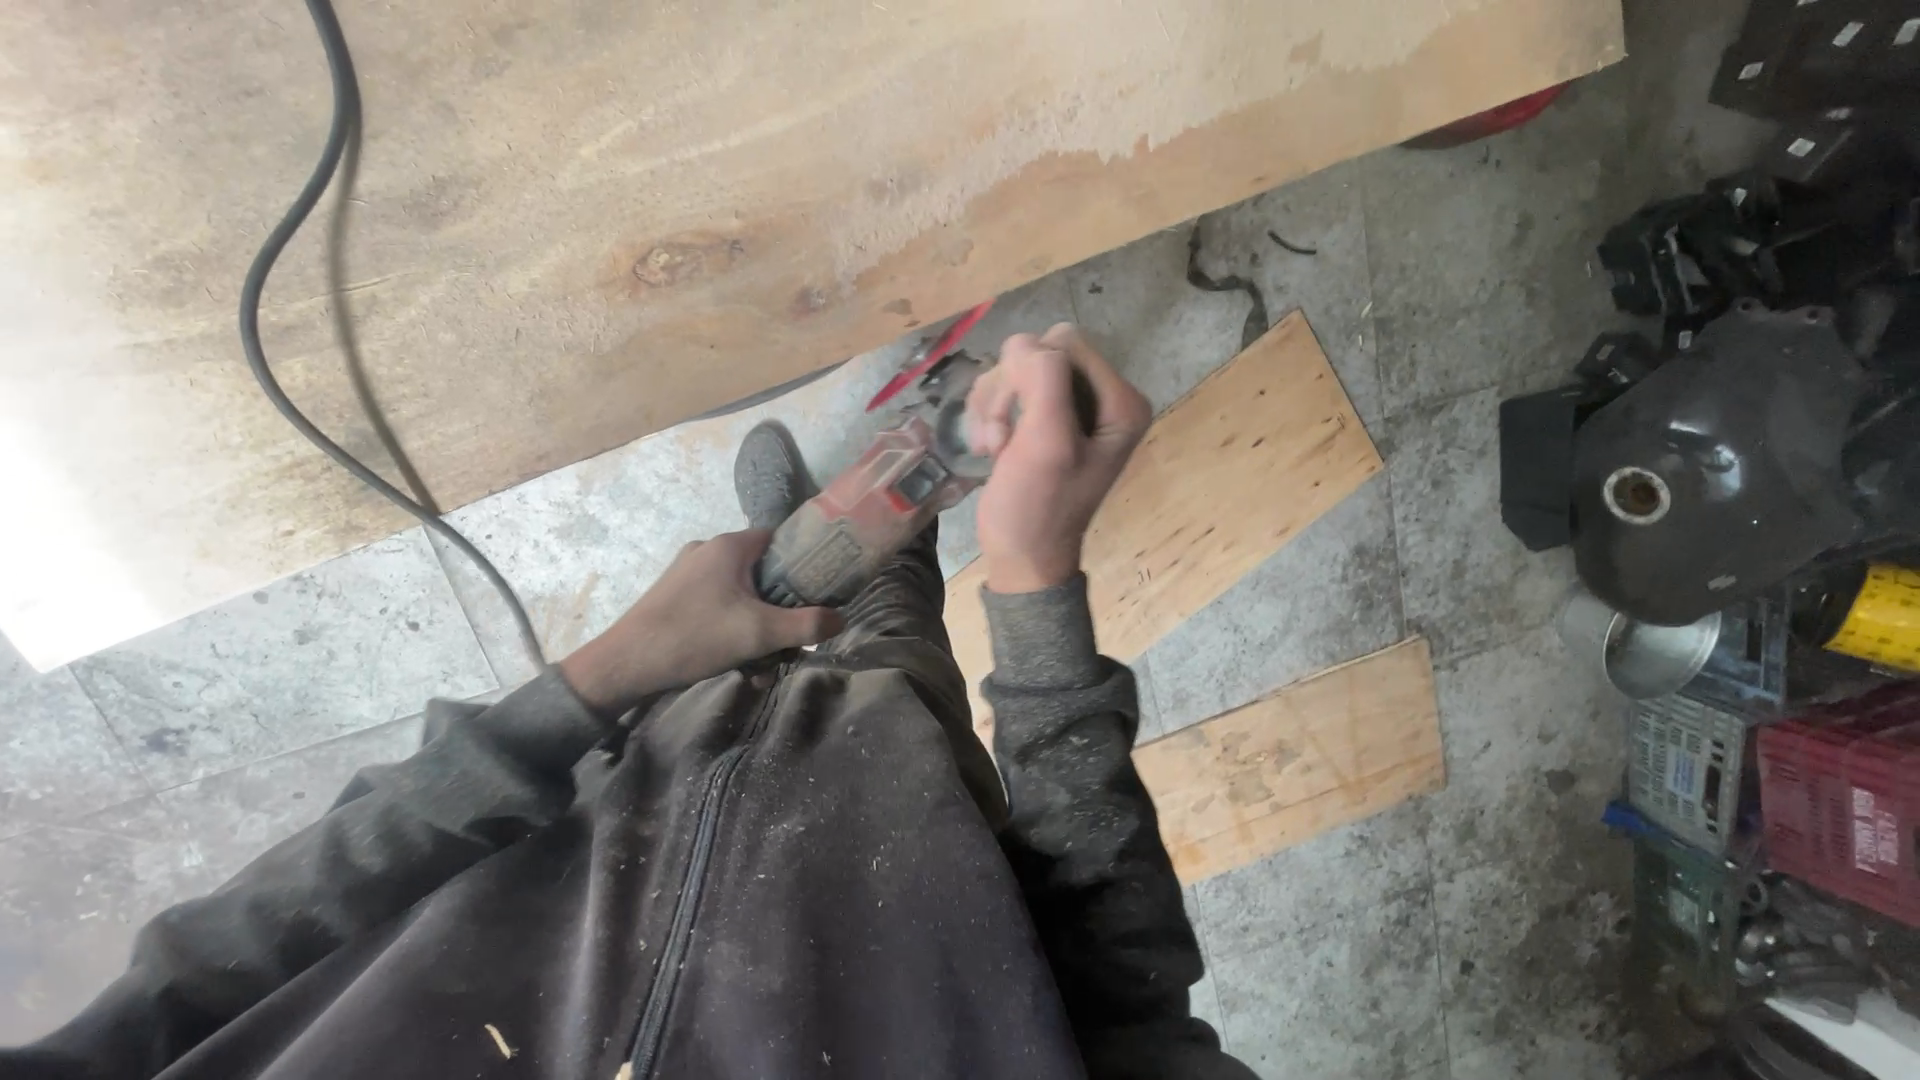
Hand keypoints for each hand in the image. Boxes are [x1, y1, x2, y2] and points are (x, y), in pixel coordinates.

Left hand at [559, 530, 842, 716]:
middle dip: (780, 607)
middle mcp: (707, 550)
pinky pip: (717, 605)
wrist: (625, 665)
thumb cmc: (696, 637)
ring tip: (762, 662)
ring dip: (756, 625)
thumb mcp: (761, 633)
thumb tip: (842, 619)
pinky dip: (732, 629)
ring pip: (740, 593)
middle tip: (791, 637)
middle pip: (762, 571)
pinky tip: (735, 662)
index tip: (819, 589)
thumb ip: (807, 625)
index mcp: (728, 546)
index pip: (780, 539)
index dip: (803, 562)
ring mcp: (687, 572)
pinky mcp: (674, 595)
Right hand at [966, 323, 1150, 593]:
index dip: (1030, 373)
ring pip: (1016, 369)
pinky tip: (990, 448)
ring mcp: (1071, 408)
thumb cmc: (1037, 508)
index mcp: (1122, 401)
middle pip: (1039, 353)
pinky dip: (990, 415)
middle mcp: (1102, 397)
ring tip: (994, 447)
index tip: (1017, 421)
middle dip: (1009, 392)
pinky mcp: (1044, 418)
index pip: (1065, 342)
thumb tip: (1023, 343)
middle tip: (1001, 437)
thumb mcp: (1046, 443)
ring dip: (994, 406)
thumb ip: (1043, 380)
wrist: (1020, 557)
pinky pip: (1008, 388)